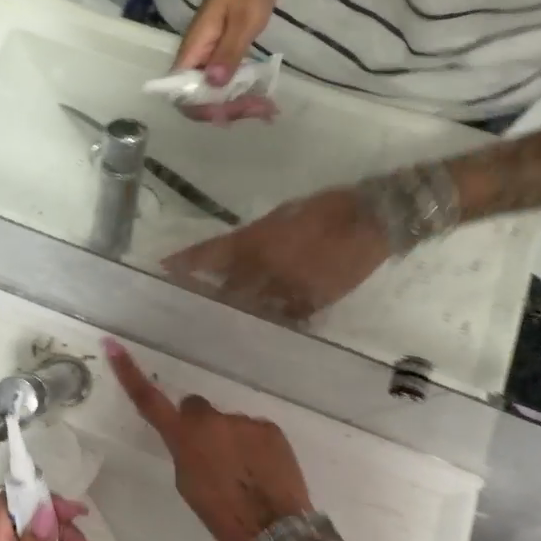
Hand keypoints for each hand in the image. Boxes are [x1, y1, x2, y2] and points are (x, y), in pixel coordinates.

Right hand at [103, 338, 312, 540]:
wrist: (275, 530)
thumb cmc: (221, 515)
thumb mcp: (188, 485)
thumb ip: (185, 453)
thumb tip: (196, 441)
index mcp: (183, 437)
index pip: (148, 400)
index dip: (128, 373)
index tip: (113, 345)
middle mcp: (210, 420)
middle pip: (197, 409)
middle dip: (200, 425)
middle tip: (211, 457)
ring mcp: (243, 421)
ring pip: (229, 424)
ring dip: (232, 441)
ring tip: (244, 473)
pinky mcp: (271, 429)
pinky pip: (255, 432)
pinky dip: (256, 448)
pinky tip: (263, 472)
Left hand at [160, 186, 390, 321]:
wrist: (375, 219)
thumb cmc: (325, 208)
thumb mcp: (280, 214)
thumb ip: (251, 236)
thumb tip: (231, 251)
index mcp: (255, 241)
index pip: (210, 254)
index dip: (186, 263)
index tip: (164, 269)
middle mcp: (266, 268)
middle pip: (225, 289)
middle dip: (204, 298)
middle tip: (183, 308)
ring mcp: (288, 288)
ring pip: (251, 308)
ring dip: (233, 316)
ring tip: (212, 327)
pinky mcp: (312, 303)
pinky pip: (284, 319)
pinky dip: (269, 323)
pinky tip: (256, 333)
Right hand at [171, 0, 274, 117]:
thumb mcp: (243, 18)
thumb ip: (227, 51)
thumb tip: (213, 83)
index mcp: (193, 53)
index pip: (185, 96)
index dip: (208, 108)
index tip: (240, 107)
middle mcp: (192, 63)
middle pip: (198, 102)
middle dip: (228, 111)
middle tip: (264, 109)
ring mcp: (203, 62)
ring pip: (210, 96)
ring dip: (236, 106)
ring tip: (267, 108)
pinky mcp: (215, 60)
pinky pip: (220, 85)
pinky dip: (239, 95)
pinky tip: (260, 97)